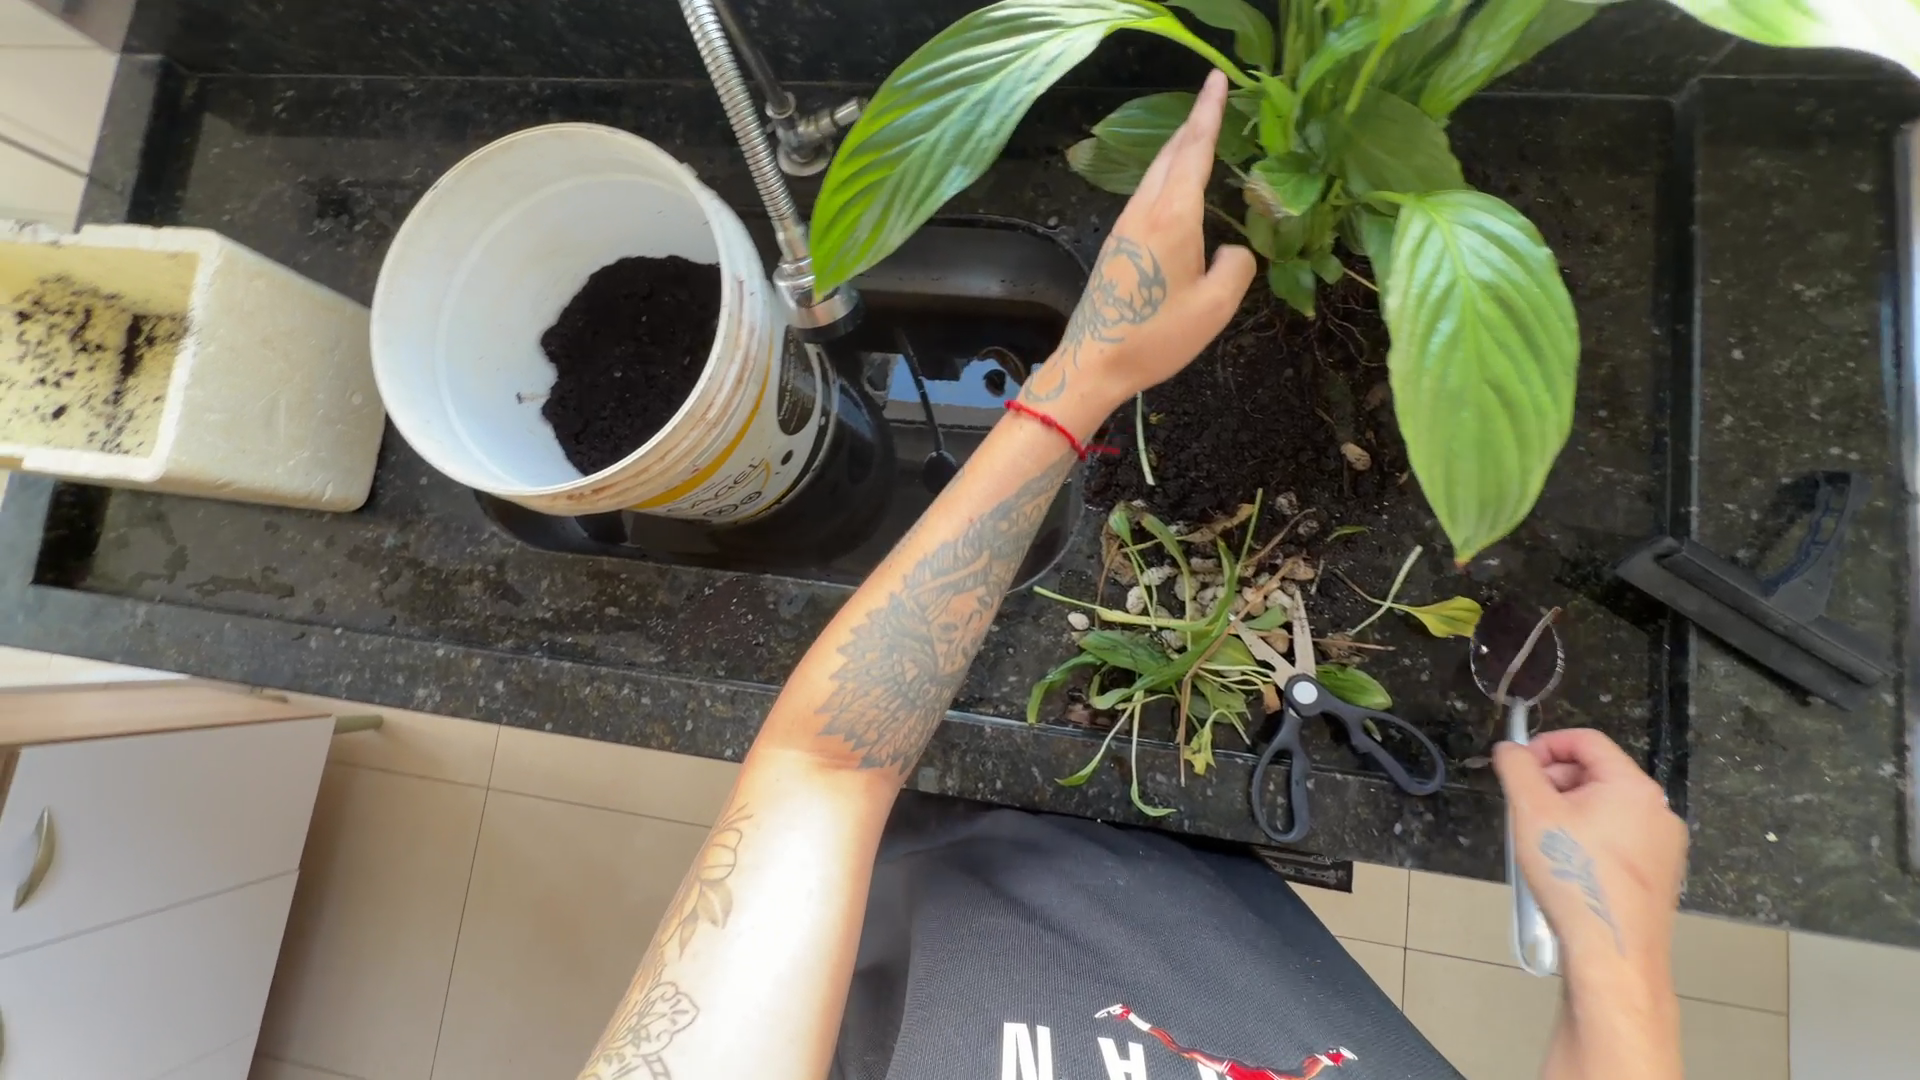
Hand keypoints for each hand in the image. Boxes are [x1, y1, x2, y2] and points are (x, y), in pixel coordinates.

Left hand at [1020, 68, 1255, 433]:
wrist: (1093, 365)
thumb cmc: (1156, 337)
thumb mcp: (1215, 306)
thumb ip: (1236, 265)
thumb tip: (1228, 249)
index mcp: (1172, 215)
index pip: (1194, 148)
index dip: (1209, 111)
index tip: (1217, 78)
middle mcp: (1143, 212)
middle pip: (1169, 156)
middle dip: (1192, 125)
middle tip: (1212, 102)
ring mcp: (1123, 231)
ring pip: (1152, 177)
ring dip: (1175, 152)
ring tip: (1196, 139)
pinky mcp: (1114, 250)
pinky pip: (1143, 200)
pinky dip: (1163, 181)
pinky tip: (1171, 193)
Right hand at [1493, 730, 1687, 986]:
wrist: (1612, 948)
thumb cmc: (1571, 870)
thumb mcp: (1530, 808)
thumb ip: (1516, 766)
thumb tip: (1510, 748)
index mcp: (1633, 787)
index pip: (1585, 740)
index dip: (1544, 744)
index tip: (1515, 767)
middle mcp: (1657, 809)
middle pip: (1594, 771)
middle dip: (1552, 778)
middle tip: (1523, 804)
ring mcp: (1663, 843)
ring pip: (1603, 803)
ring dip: (1565, 806)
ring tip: (1540, 834)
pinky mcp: (1659, 870)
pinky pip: (1616, 832)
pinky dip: (1585, 832)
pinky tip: (1564, 859)